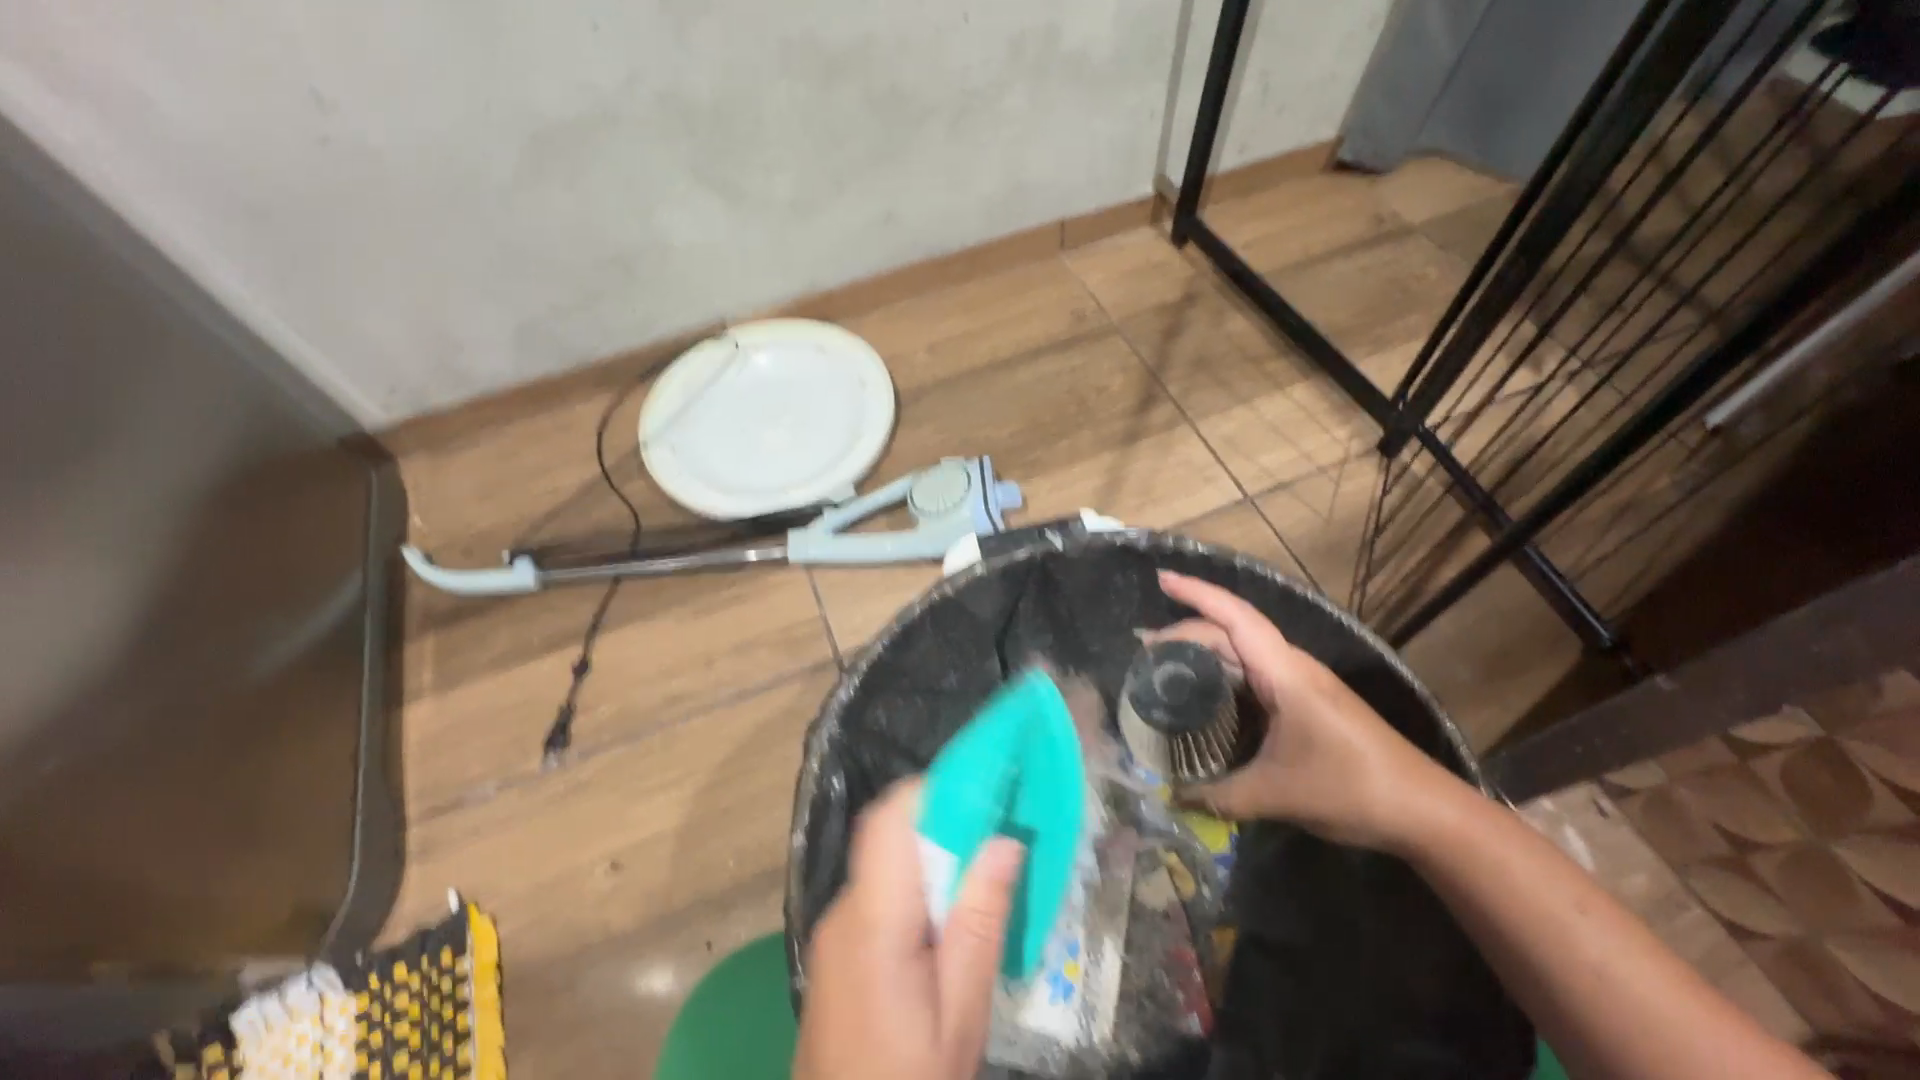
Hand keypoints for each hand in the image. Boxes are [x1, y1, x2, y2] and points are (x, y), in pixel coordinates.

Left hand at [794, 779, 1024, 1079]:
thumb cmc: (911, 1079)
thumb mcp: (961, 1011)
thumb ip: (979, 922)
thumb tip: (1004, 840)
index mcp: (873, 920)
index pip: (890, 821)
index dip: (935, 790)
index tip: (987, 782)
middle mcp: (843, 912)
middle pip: (887, 837)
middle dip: (942, 818)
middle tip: (999, 823)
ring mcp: (833, 931)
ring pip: (883, 864)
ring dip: (930, 852)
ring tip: (985, 862)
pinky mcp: (835, 952)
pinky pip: (877, 895)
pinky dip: (913, 884)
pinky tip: (950, 911)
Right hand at [1154, 570, 1466, 852]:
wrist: (1423, 810)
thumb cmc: (1351, 788)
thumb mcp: (1275, 794)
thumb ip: (1217, 795)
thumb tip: (1169, 796)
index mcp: (1286, 673)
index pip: (1234, 618)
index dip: (1197, 594)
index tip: (1161, 579)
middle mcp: (1292, 669)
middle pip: (1232, 633)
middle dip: (1186, 632)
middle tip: (1143, 651)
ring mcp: (1302, 687)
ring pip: (1244, 655)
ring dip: (1204, 654)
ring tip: (1163, 668)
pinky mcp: (1307, 707)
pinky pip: (1255, 679)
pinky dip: (1223, 679)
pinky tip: (1205, 701)